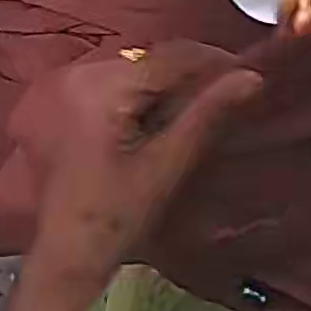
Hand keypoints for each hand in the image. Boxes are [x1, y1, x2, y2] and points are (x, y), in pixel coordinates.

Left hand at [20, 41, 261, 299]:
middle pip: (149, 57)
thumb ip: (207, 113)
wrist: (62, 254)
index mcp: (99, 87)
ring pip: (132, 64)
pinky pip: (111, 76)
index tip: (244, 72)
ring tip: (195, 104)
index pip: (167, 57)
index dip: (211, 60)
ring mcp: (62, 80)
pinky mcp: (59, 92)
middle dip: (188, 72)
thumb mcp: (166, 164)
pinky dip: (138, 88)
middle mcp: (76, 72)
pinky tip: (157, 113)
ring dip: (165, 79)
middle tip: (223, 92)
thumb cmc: (115, 218)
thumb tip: (251, 77)